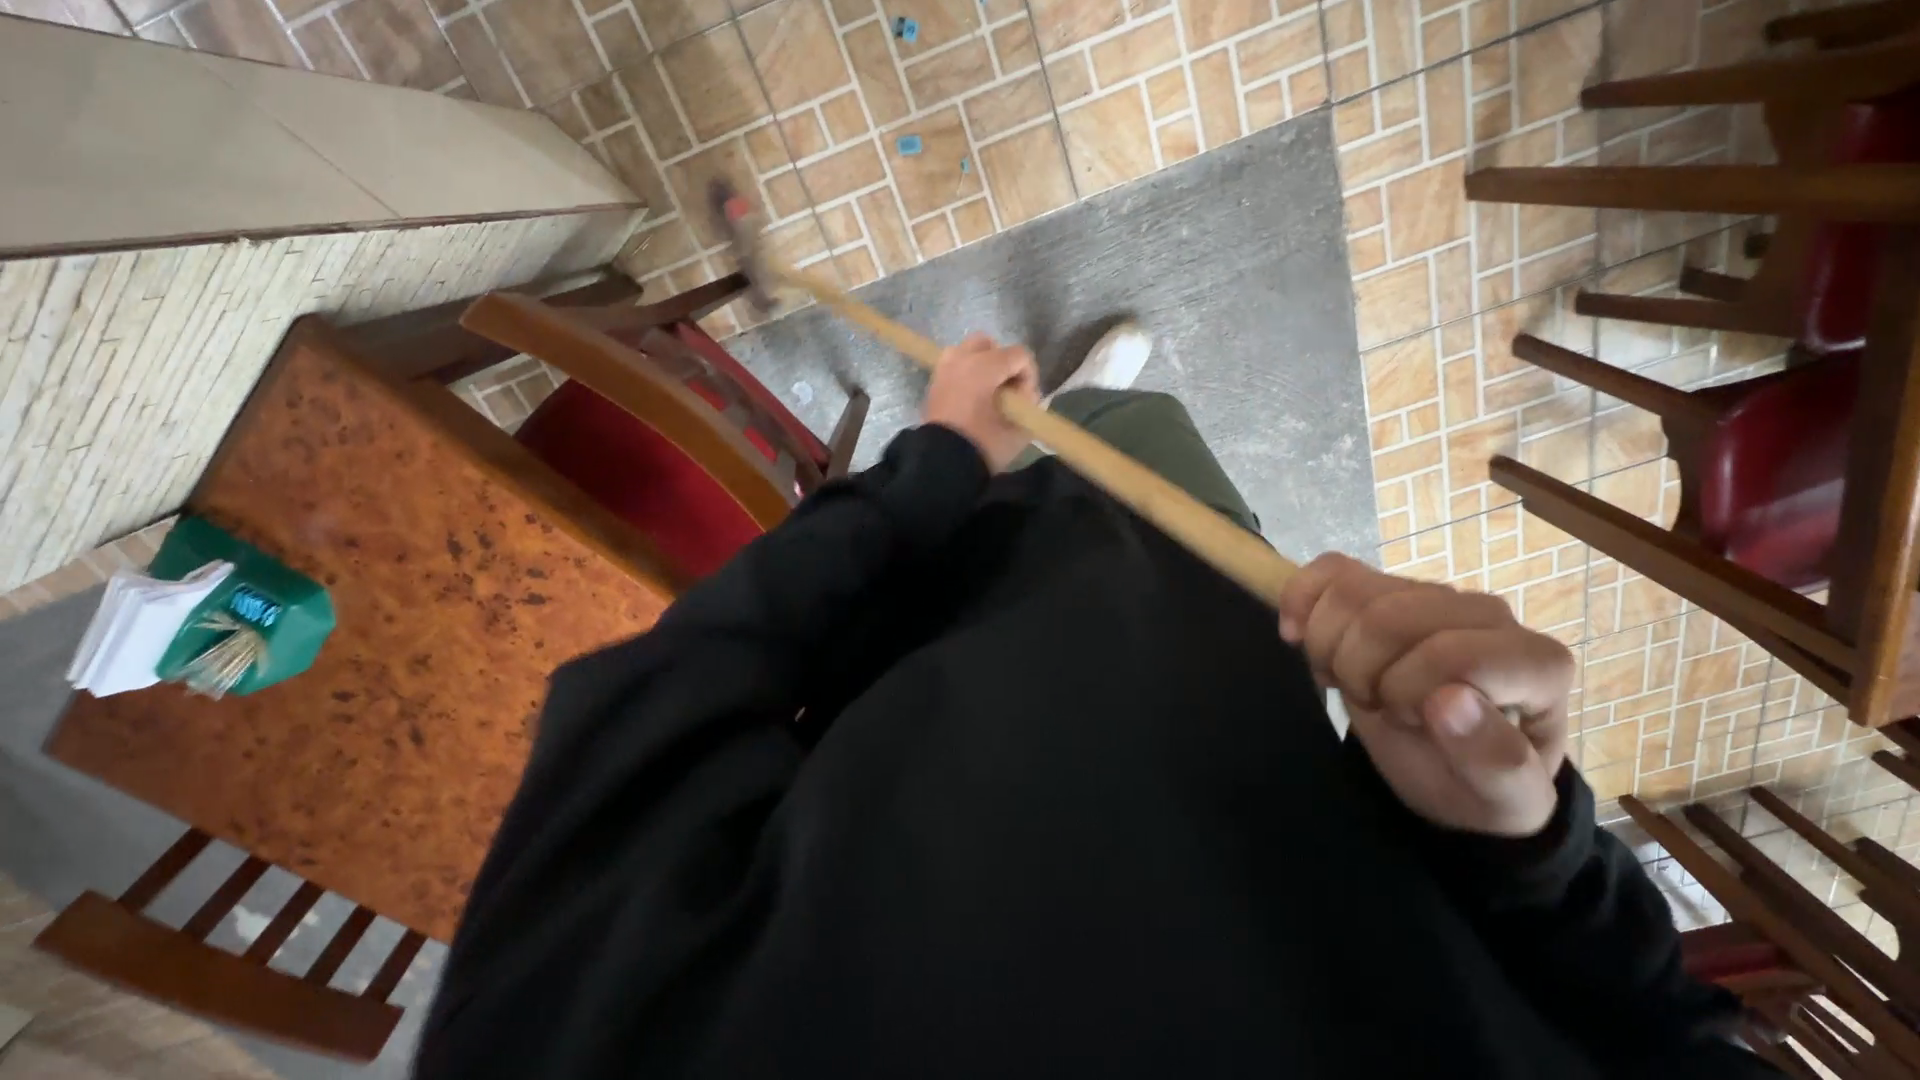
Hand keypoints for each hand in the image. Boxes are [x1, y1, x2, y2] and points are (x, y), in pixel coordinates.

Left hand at [923, 332, 1038, 471]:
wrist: (941, 464)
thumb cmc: (983, 446)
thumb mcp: (1019, 429)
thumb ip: (1030, 404)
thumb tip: (1027, 394)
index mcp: (984, 366)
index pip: (1019, 355)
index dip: (1028, 376)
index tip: (1025, 400)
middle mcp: (961, 359)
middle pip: (990, 345)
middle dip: (1003, 364)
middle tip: (1007, 392)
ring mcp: (943, 369)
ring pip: (968, 352)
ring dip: (983, 366)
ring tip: (989, 394)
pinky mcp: (933, 383)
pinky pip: (954, 367)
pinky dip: (966, 376)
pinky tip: (972, 400)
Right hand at [1277, 554, 1573, 836]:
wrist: (1448, 767)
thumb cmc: (1476, 783)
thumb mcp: (1500, 797)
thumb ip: (1492, 758)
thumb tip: (1448, 699)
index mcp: (1533, 663)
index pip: (1450, 654)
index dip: (1407, 692)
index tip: (1411, 723)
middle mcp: (1487, 615)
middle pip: (1387, 617)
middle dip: (1359, 672)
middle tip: (1374, 705)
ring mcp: (1432, 595)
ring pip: (1351, 591)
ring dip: (1328, 646)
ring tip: (1350, 679)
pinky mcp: (1386, 587)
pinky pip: (1329, 569)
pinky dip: (1300, 601)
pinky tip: (1299, 635)